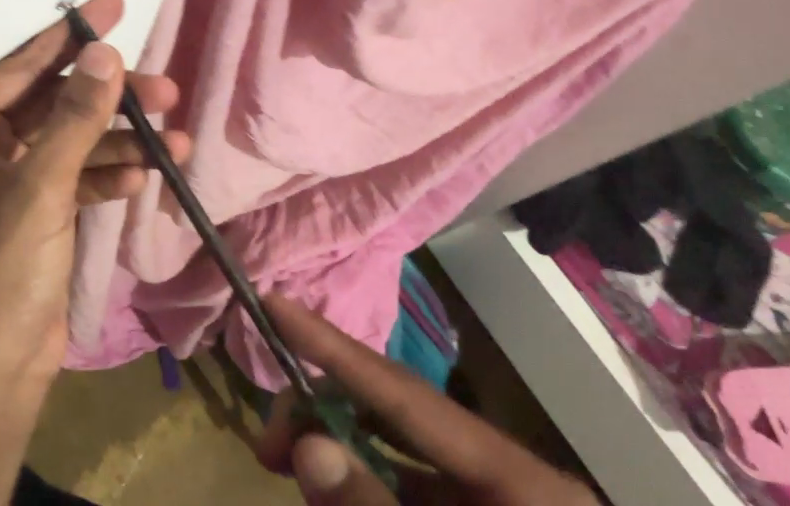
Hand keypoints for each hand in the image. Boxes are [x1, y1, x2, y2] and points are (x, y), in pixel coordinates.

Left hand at [0, 0, 190, 504]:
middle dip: (110, 96)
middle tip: (164, 89)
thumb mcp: (40, 187)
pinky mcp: (40, 210)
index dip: (71, 35)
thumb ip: (75, 118)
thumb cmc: (2, 271)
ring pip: (76, 138)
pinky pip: (81, 175)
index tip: (115, 2)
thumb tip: (105, 53)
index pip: (24, 66)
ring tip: (175, 136)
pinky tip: (148, 174)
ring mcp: (14, 178)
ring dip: (122, 138)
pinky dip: (112, 173)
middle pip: (57, 101)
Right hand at [255, 295, 597, 504]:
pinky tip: (339, 494)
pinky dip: (371, 487)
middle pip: (402, 417)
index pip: (407, 397)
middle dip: (326, 414)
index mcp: (524, 485)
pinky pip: (415, 490)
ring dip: (343, 451)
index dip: (334, 348)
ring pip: (403, 455)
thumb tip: (304, 443)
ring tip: (288, 465)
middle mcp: (515, 480)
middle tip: (265, 445)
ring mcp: (504, 503)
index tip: (273, 304)